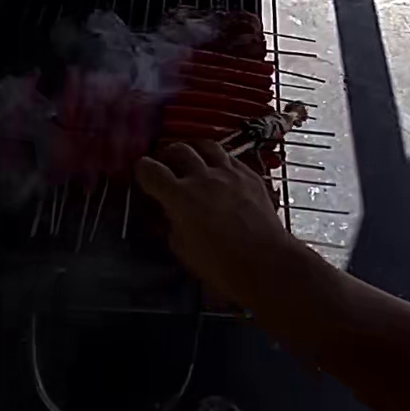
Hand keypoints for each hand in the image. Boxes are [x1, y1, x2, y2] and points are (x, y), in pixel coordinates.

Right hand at [136, 141, 313, 303]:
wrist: (267, 263)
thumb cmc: (221, 265)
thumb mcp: (183, 249)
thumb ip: (171, 224)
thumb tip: (170, 213)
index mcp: (180, 196)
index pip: (150, 170)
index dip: (141, 169)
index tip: (142, 174)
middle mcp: (202, 177)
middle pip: (178, 150)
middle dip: (167, 155)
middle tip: (166, 166)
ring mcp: (229, 173)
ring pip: (205, 145)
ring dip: (194, 150)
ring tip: (193, 160)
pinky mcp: (250, 175)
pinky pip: (230, 157)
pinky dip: (219, 160)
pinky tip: (220, 172)